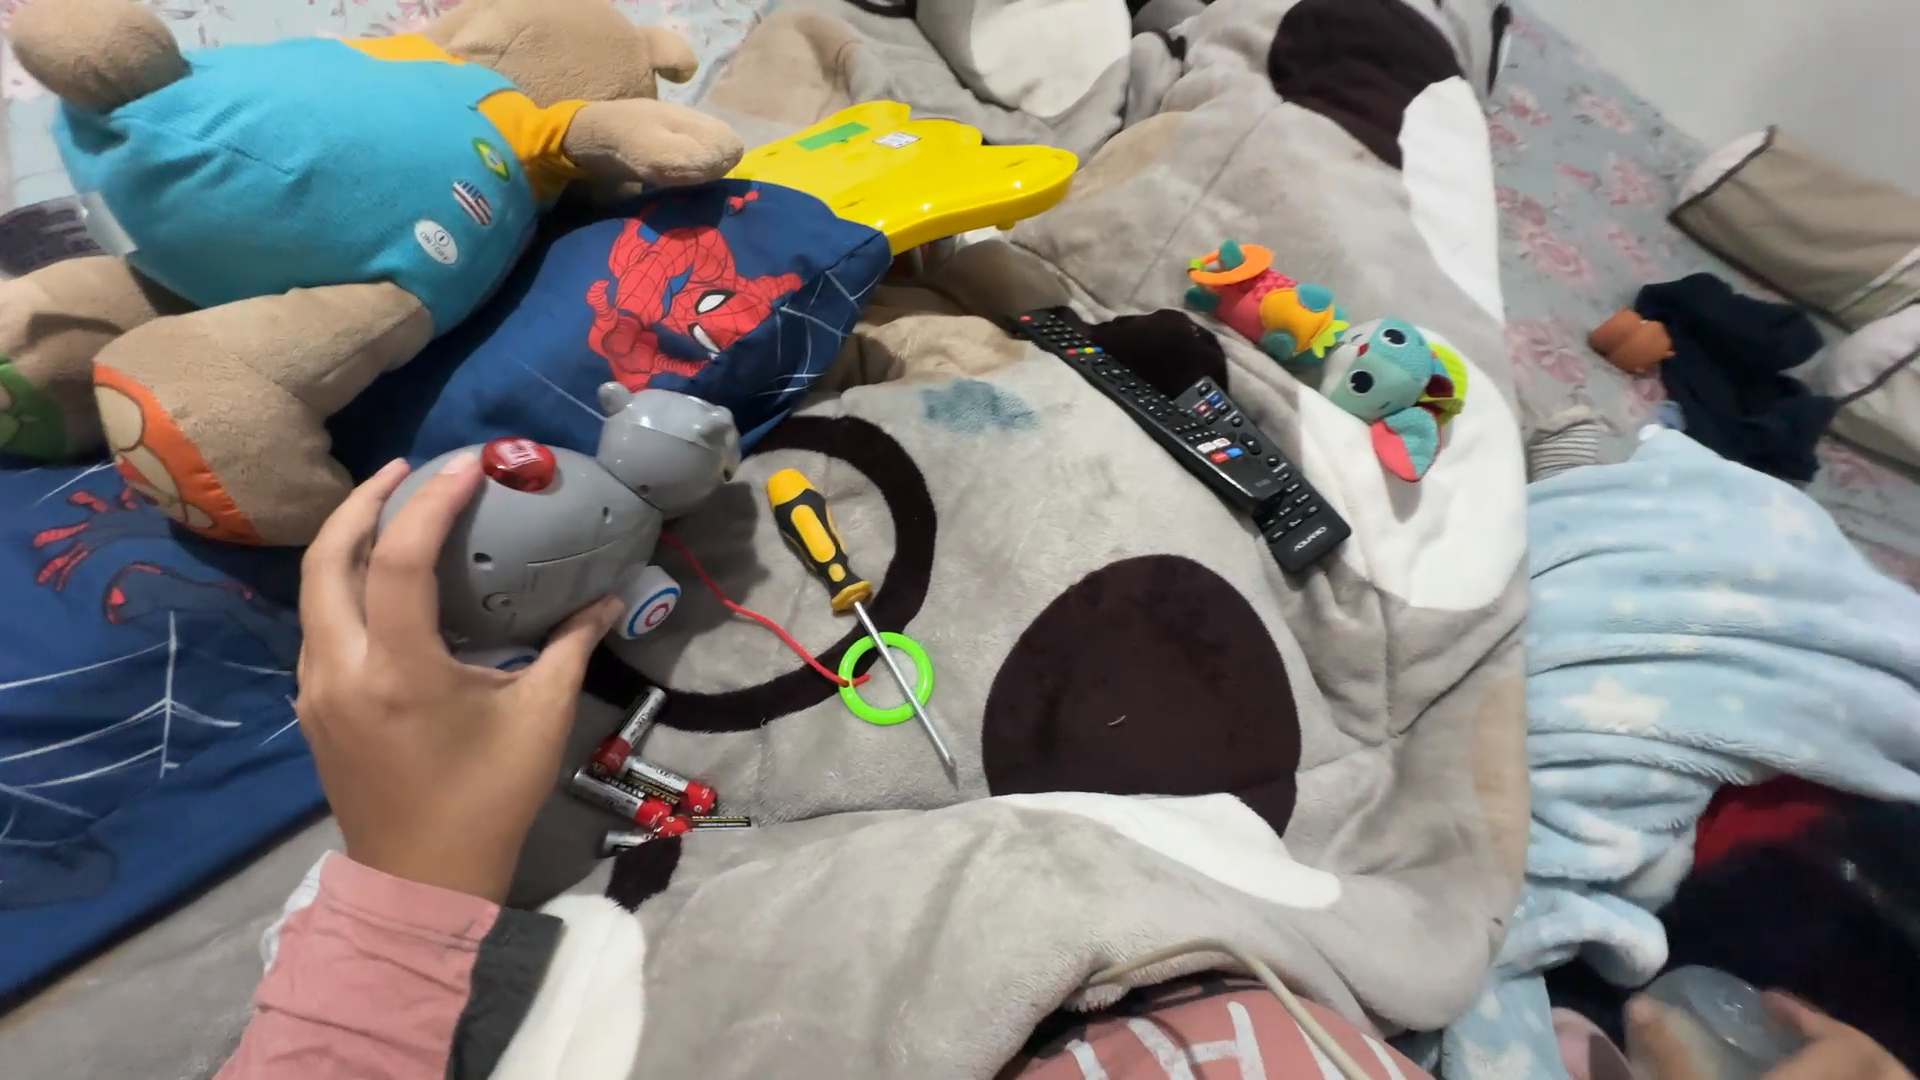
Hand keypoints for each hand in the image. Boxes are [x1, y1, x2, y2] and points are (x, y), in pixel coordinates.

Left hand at [296, 455, 623, 901]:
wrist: (423, 875)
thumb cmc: (492, 794)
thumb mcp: (544, 714)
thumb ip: (573, 645)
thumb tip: (609, 598)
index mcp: (399, 672)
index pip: (398, 564)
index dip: (429, 505)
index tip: (464, 466)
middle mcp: (341, 671)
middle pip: (327, 562)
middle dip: (364, 503)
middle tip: (410, 468)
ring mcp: (318, 689)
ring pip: (315, 592)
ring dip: (351, 539)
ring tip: (399, 508)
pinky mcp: (317, 704)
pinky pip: (322, 622)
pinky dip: (348, 581)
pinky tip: (388, 578)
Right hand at [1628, 990, 1914, 1079]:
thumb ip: (1669, 1056)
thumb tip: (1640, 1002)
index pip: (1848, 1045)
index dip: (1808, 1016)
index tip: (1766, 1000)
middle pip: (1890, 1070)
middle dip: (1849, 1040)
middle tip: (1800, 1026)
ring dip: (1865, 1068)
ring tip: (1817, 1057)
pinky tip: (1821, 1077)